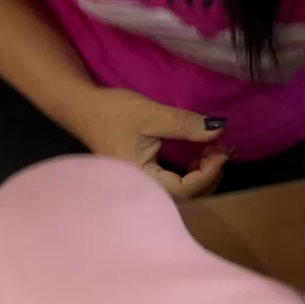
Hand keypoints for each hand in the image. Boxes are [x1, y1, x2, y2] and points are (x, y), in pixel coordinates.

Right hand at [67, 88, 228, 197]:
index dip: (207, 174)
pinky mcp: (148, 179)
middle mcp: (146, 190)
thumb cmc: (111, 112)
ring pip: (184, 191)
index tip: (222, 152)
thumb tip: (217, 129)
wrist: (82, 108)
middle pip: (187, 195)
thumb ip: (183, 124)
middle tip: (222, 150)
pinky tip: (198, 158)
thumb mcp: (150, 114)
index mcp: (143, 182)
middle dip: (209, 175)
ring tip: (214, 152)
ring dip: (203, 174)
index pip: (185, 189)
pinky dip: (192, 173)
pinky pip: (176, 183)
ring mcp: (147, 186)